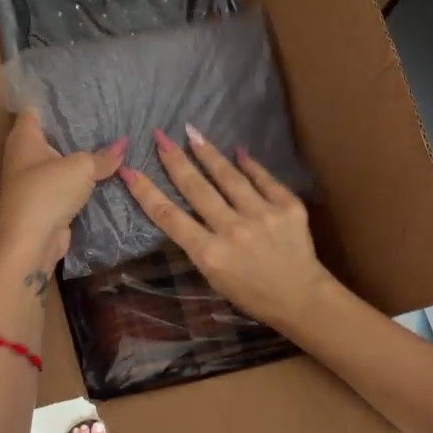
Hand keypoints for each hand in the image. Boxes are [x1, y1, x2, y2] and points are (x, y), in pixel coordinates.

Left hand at [0, 112, 126, 271]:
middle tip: (107, 113)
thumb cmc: (47, 193)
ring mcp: (33, 180)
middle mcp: (24, 156)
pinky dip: (82, 179)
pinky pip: (67, 183)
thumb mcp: (81, 168)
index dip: (55, 99)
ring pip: (61, 161)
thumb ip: (103, 156)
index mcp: (23, 137)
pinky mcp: (45, 202)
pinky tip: (105, 171)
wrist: (31, 243)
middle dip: (76, 127)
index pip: (36, 108)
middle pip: (51, 134)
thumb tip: (124, 144)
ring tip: (112, 138)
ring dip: (81, 156)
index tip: (82, 91)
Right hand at [119, 125, 338, 328]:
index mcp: (209, 253)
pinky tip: (238, 152)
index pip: (169, 216)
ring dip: (208, 154)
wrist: (301, 298)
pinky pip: (265, 180)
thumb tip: (187, 209)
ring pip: (229, 177)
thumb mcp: (214, 277)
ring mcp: (262, 215)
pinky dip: (250, 166)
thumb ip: (199, 243)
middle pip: (197, 189)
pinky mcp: (288, 207)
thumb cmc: (251, 294)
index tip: (130, 171)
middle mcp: (232, 230)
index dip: (146, 192)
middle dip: (175, 161)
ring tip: (193, 134)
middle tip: (160, 137)